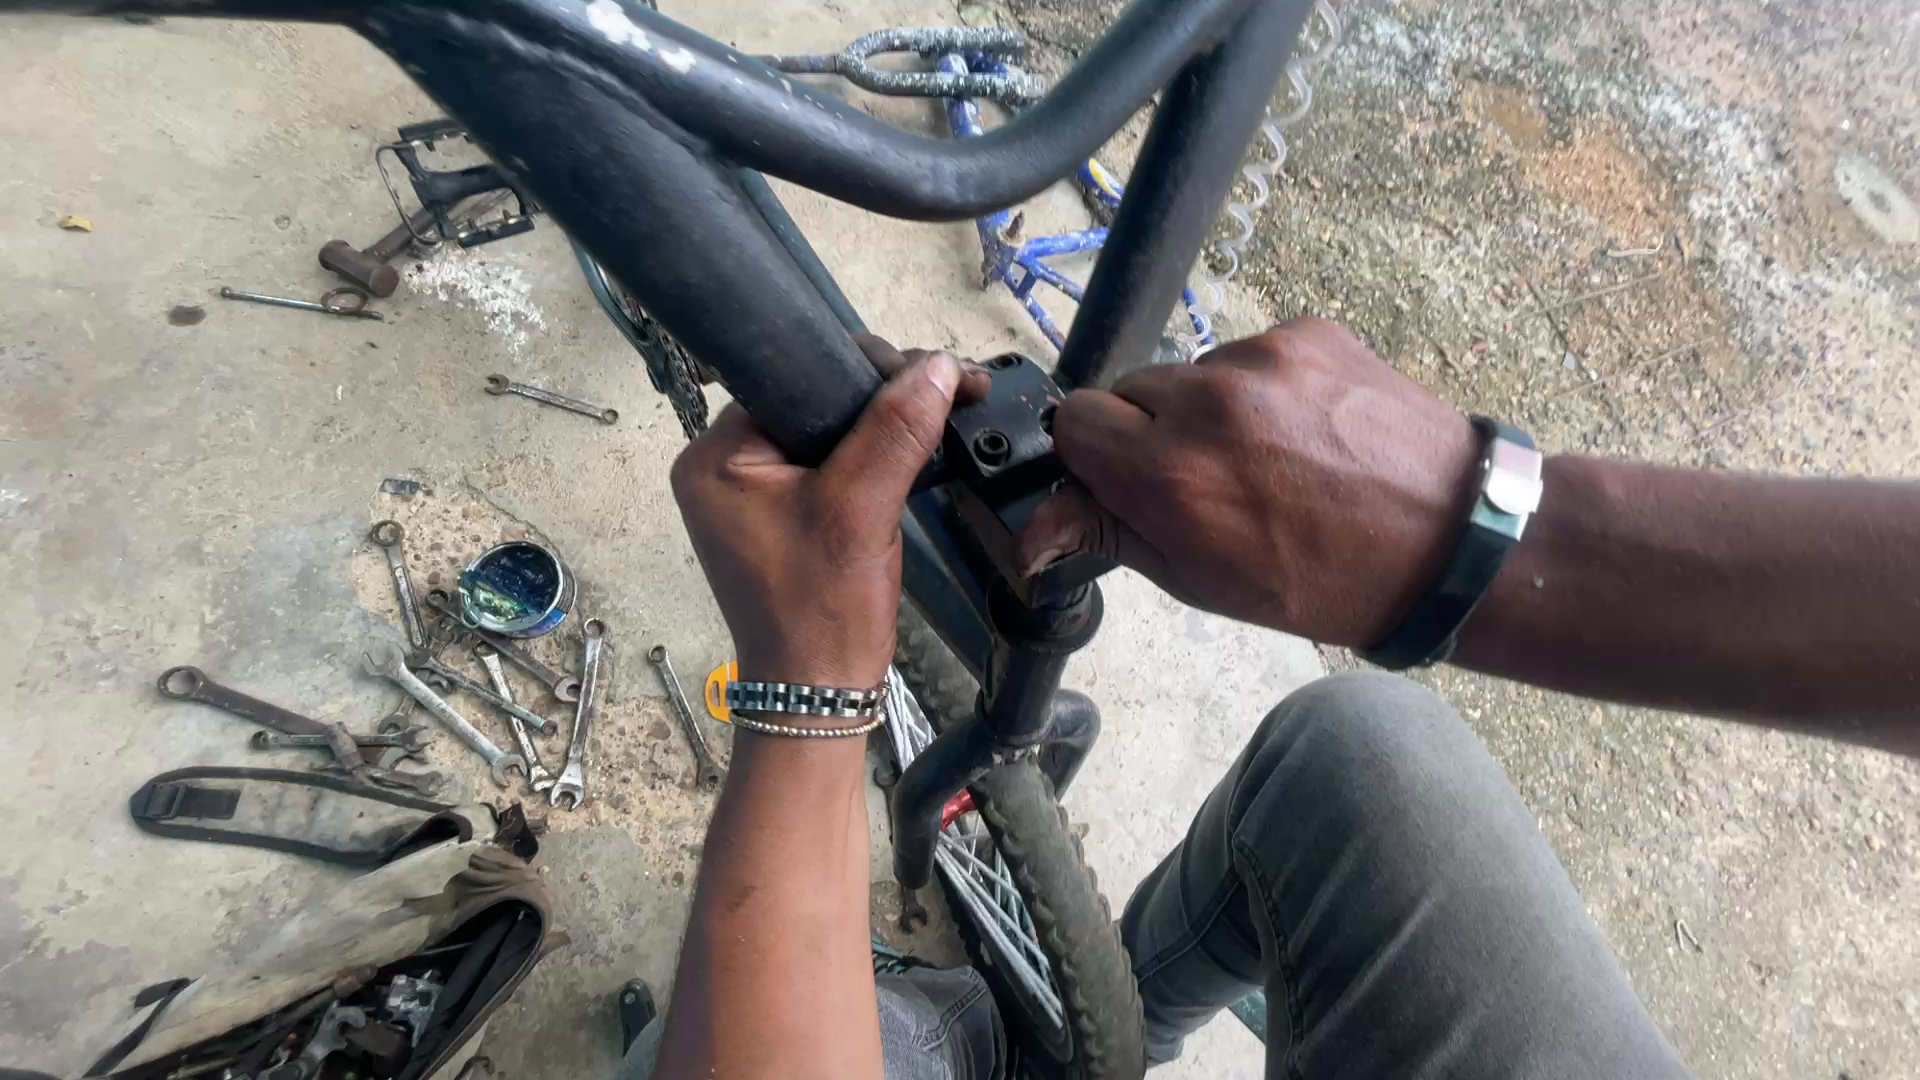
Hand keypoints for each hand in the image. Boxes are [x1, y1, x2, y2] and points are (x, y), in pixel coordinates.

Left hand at [670, 338, 969, 689]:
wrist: (820, 694)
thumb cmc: (823, 611)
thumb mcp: (858, 513)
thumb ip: (895, 434)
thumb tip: (939, 364)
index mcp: (718, 455)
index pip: (794, 377)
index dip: (863, 367)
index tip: (927, 371)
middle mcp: (727, 464)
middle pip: (815, 401)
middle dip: (883, 396)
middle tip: (948, 388)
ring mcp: (756, 491)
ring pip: (830, 431)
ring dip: (885, 425)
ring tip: (944, 409)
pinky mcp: (786, 513)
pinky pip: (834, 463)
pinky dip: (876, 456)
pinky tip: (918, 447)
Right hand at [1017, 319, 1480, 647]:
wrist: (1450, 541)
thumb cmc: (1315, 581)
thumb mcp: (1196, 579)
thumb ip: (1105, 532)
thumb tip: (1030, 531)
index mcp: (1169, 474)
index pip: (1073, 420)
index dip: (1091, 454)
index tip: (1124, 479)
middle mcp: (1206, 401)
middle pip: (1124, 390)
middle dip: (1142, 431)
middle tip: (1197, 476)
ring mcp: (1260, 357)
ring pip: (1183, 372)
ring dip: (1197, 409)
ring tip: (1258, 456)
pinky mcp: (1305, 330)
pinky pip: (1241, 353)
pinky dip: (1251, 388)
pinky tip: (1295, 428)